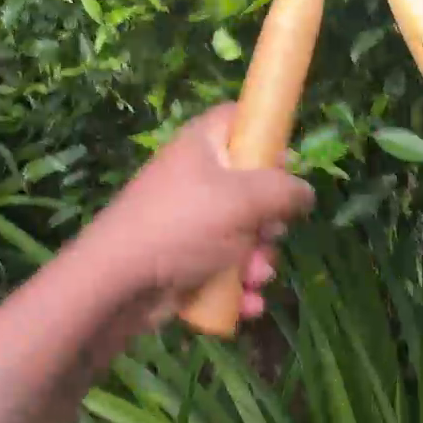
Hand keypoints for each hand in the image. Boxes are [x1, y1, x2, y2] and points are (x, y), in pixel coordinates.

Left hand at [77, 104, 314, 323]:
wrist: (117, 283)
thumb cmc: (182, 224)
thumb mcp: (242, 200)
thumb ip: (282, 191)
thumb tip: (305, 191)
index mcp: (203, 143)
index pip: (241, 118)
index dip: (268, 135)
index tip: (288, 164)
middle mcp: (196, 174)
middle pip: (251, 184)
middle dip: (269, 220)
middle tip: (270, 234)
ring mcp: (189, 217)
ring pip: (242, 231)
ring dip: (258, 259)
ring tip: (256, 278)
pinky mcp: (184, 256)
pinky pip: (224, 264)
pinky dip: (239, 284)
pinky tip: (248, 304)